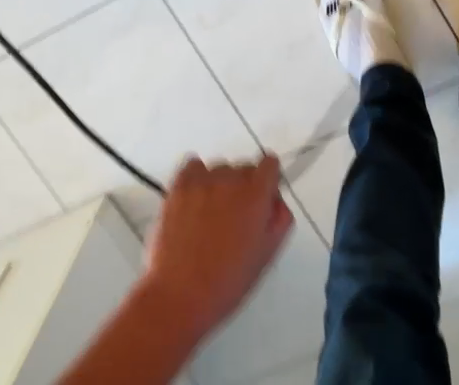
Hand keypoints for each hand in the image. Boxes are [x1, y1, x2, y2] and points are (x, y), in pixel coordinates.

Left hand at [142, 155, 294, 336]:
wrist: (180, 295)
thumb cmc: (229, 281)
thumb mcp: (267, 254)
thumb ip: (280, 218)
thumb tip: (274, 199)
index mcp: (256, 195)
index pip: (270, 163)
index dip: (268, 181)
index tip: (263, 202)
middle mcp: (231, 179)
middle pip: (244, 167)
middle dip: (245, 187)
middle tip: (236, 219)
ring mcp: (201, 181)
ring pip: (219, 169)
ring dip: (221, 184)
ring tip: (210, 215)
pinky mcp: (177, 186)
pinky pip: (192, 165)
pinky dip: (197, 177)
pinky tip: (194, 200)